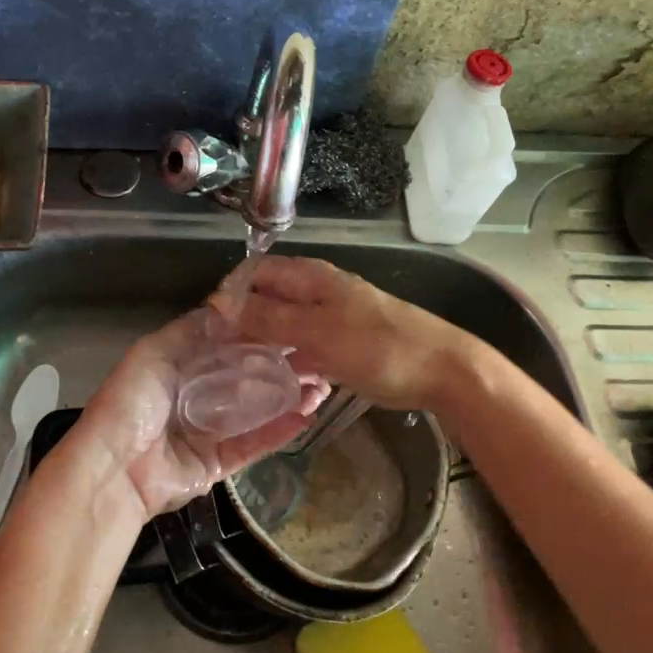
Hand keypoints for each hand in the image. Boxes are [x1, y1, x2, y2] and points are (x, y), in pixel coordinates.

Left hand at [77, 308, 325, 517]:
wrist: (114, 468)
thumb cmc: (131, 402)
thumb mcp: (154, 352)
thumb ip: (192, 331)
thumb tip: (228, 307)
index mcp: (178, 367)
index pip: (225, 345)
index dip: (256, 335)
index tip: (289, 322)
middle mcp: (196, 396)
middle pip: (245, 378)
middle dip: (280, 367)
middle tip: (317, 356)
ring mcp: (209, 431)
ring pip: (256, 411)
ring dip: (288, 397)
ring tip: (322, 384)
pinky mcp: (218, 464)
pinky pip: (254, 444)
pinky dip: (280, 430)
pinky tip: (306, 413)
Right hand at [234, 256, 487, 411]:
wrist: (443, 372)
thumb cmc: (379, 347)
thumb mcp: (316, 331)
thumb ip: (268, 316)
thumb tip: (219, 302)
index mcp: (310, 277)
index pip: (256, 271)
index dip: (230, 293)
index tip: (209, 327)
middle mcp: (318, 290)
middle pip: (268, 296)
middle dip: (243, 320)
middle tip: (220, 354)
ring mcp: (333, 317)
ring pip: (285, 322)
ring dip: (264, 341)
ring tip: (240, 370)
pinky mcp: (344, 343)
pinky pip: (305, 344)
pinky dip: (289, 358)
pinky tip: (278, 381)